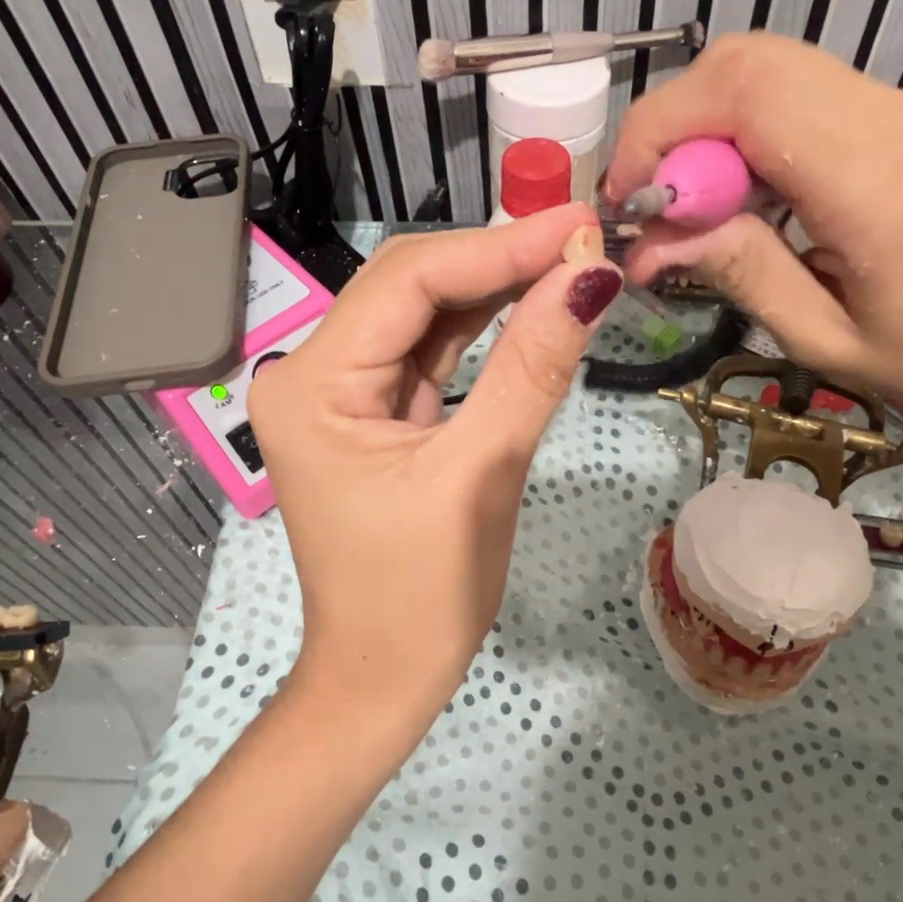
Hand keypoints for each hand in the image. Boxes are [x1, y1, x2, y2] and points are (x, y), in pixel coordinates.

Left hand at [247, 205, 620, 709]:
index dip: (497, 246)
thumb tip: (589, 276)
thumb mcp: (481, 474)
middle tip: (583, 237)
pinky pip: (430, 354)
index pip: (408, 281)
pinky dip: (482, 330)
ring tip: (569, 260)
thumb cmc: (421, 595)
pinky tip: (531, 303)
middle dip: (496, 259)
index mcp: (313, 385)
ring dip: (495, 288)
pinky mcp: (374, 414)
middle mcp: (313, 374)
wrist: (383, 679)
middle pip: (410, 286)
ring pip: (423, 315)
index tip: (580, 222)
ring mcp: (341, 394)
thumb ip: (532, 369)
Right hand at [606, 32, 902, 434]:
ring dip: (703, 125)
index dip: (663, 132)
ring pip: (764, 67)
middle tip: (652, 202)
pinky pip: (793, 91)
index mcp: (872, 184)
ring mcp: (896, 105)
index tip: (629, 202)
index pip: (745, 97)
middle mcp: (888, 119)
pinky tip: (737, 191)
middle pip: (748, 63)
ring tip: (690, 204)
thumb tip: (646, 243)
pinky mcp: (892, 110)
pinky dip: (740, 128)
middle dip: (673, 124)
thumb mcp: (819, 338)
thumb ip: (737, 272)